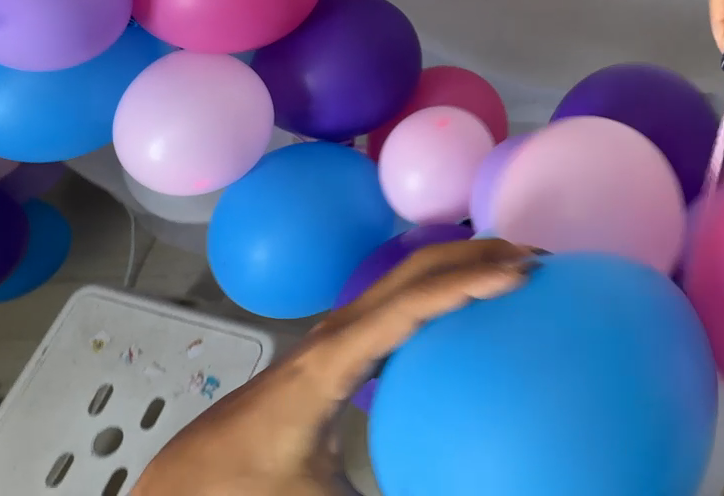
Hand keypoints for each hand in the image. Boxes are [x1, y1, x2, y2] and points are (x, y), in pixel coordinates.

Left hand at [133, 240, 535, 495]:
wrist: (186, 485)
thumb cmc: (249, 490)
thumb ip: (388, 495)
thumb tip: (464, 482)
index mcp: (335, 361)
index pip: (411, 304)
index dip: (467, 283)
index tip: (520, 275)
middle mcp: (340, 330)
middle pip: (416, 268)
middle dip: (477, 252)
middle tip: (537, 257)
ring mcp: (340, 330)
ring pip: (409, 274)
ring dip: (463, 260)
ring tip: (515, 267)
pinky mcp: (343, 342)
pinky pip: (402, 299)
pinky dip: (444, 286)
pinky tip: (470, 310)